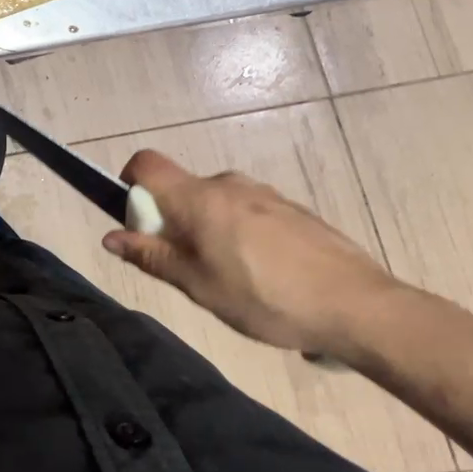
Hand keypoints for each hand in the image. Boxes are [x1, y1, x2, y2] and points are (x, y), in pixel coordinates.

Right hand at [101, 151, 404, 354]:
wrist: (362, 308)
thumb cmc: (265, 297)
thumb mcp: (197, 286)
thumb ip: (151, 256)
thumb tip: (111, 237)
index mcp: (197, 197)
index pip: (146, 163)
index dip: (130, 182)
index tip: (138, 219)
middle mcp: (228, 184)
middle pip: (183, 189)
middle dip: (176, 220)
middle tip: (189, 266)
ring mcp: (266, 195)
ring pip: (219, 204)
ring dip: (213, 230)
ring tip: (235, 278)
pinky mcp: (297, 212)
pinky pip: (253, 215)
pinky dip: (247, 237)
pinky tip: (270, 277)